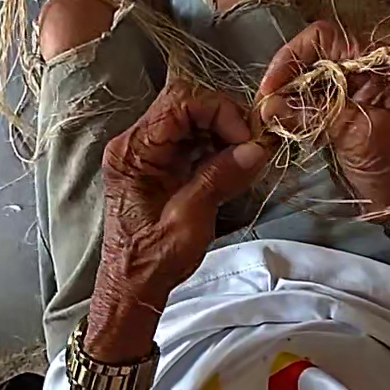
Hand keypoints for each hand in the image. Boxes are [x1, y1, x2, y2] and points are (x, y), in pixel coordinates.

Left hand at [93, 80, 268, 356]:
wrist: (133, 286)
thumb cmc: (153, 259)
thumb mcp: (189, 220)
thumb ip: (220, 178)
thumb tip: (257, 148)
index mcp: (132, 153)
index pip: (178, 103)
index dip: (218, 110)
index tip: (246, 137)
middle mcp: (134, 144)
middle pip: (185, 105)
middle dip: (224, 119)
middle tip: (252, 146)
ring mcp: (145, 153)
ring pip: (191, 120)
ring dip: (223, 132)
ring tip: (245, 158)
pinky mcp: (158, 164)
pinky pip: (190, 140)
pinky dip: (215, 146)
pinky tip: (232, 165)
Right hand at [258, 21, 389, 230]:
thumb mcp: (361, 135)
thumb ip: (317, 114)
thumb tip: (270, 105)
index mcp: (377, 63)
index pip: (324, 38)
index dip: (292, 56)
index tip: (271, 90)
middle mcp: (361, 71)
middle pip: (308, 60)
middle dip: (282, 82)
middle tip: (262, 112)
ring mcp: (350, 95)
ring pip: (304, 84)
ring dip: (283, 101)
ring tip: (266, 124)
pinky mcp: (340, 118)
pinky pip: (307, 107)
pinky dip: (290, 117)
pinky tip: (279, 131)